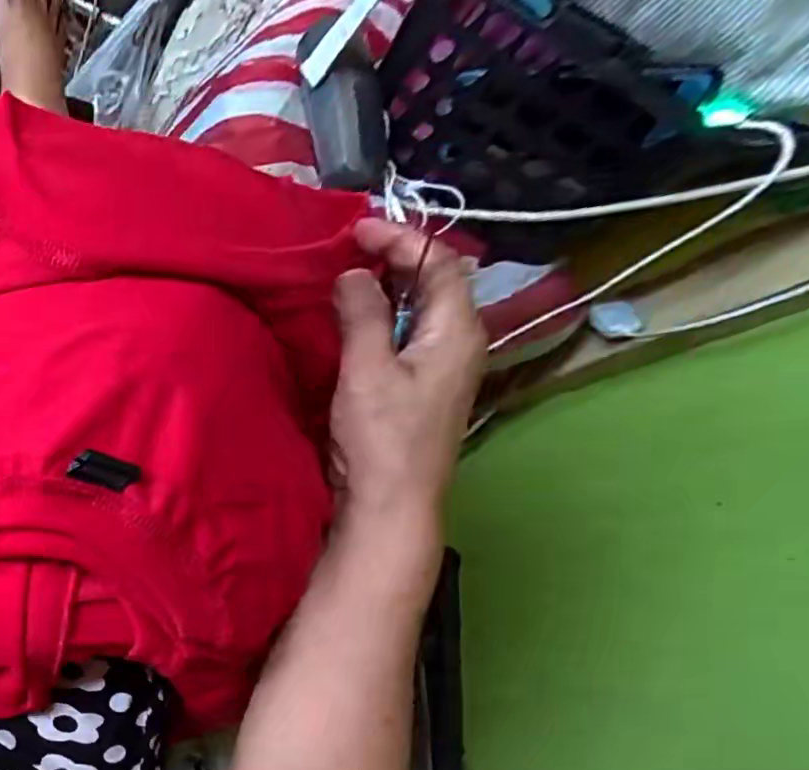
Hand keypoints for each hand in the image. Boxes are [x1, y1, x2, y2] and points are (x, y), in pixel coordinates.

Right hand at [327, 218, 486, 524]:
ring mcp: (440, 368)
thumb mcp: (367, 371)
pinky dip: (382, 319)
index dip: (401, 240)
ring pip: (420, 311)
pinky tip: (355, 323)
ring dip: (388, 289)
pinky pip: (405, 336)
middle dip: (396, 259)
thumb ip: (363, 317)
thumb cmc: (382, 436)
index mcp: (458, 331)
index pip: (439, 265)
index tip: (356, 231)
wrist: (391, 499)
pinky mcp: (419, 388)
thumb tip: (354, 274)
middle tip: (350, 250)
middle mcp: (458, 343)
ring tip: (349, 278)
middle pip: (436, 284)